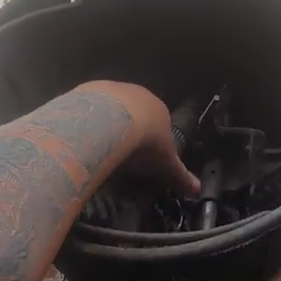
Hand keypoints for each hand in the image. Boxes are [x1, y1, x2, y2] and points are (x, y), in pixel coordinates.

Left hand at [74, 81, 202, 196]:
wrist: (111, 122)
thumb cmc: (145, 143)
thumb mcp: (166, 164)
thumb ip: (181, 176)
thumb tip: (198, 190)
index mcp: (159, 108)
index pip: (158, 122)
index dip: (151, 138)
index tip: (143, 155)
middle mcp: (137, 93)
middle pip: (133, 112)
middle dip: (129, 128)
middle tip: (121, 152)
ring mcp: (111, 89)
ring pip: (110, 107)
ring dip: (107, 123)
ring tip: (99, 146)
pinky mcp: (88, 90)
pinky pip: (88, 107)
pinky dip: (86, 120)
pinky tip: (83, 136)